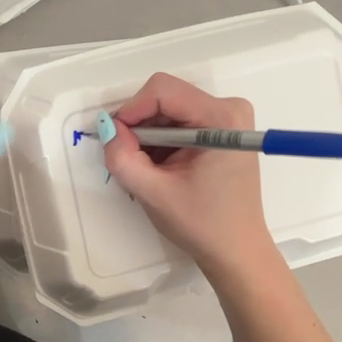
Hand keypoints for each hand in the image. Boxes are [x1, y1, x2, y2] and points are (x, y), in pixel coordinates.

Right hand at [102, 73, 281, 281]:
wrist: (235, 250)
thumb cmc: (202, 224)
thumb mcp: (154, 192)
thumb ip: (123, 158)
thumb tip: (106, 129)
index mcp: (222, 117)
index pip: (162, 90)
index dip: (131, 110)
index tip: (115, 140)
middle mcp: (228, 109)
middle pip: (165, 99)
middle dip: (139, 127)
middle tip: (130, 161)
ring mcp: (227, 119)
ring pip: (167, 111)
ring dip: (148, 137)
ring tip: (148, 171)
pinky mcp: (220, 132)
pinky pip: (177, 123)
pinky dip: (160, 142)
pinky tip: (160, 170)